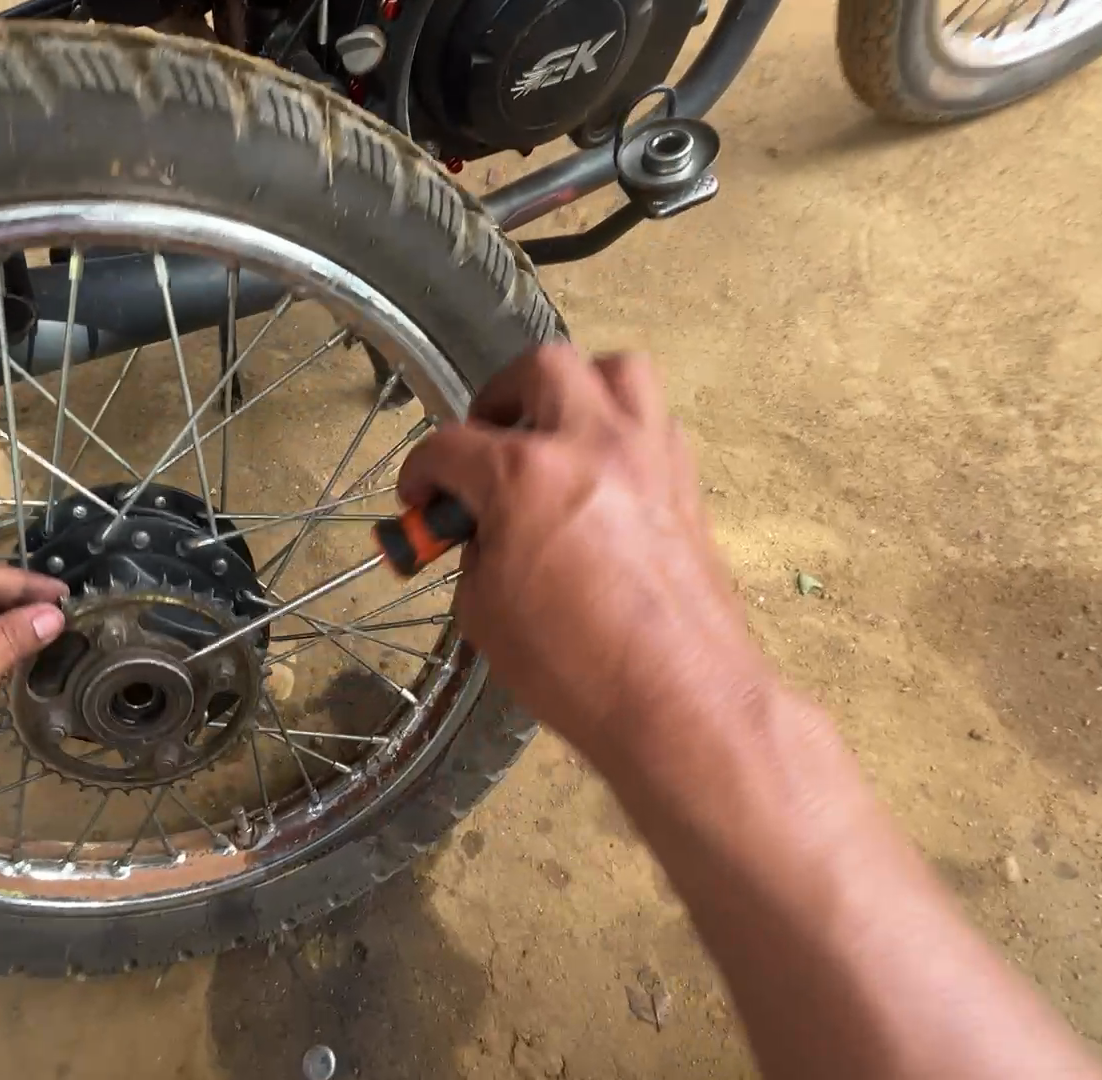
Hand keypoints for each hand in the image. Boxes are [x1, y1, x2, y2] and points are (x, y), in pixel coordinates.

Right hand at [398, 346, 773, 766]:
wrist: (679, 703)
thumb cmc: (568, 665)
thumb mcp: (482, 610)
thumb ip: (474, 549)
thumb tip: (482, 529)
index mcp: (524, 475)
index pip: (448, 446)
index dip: (418, 472)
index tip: (417, 499)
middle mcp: (590, 443)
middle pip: (539, 368)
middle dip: (497, 398)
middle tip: (485, 443)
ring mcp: (647, 455)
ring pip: (614, 370)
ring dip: (571, 392)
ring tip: (552, 436)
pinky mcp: (685, 481)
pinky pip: (649, 421)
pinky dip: (615, 430)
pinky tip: (598, 476)